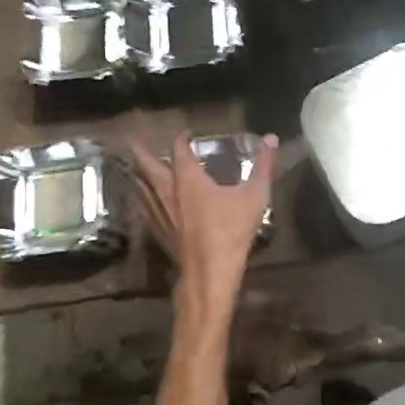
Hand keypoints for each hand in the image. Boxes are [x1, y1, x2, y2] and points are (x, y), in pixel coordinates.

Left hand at [125, 132, 277, 306]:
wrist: (209, 270)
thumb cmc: (232, 229)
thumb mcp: (255, 195)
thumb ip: (263, 165)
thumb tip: (271, 138)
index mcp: (188, 178)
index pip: (179, 150)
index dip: (182, 138)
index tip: (186, 134)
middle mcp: (167, 191)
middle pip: (146, 164)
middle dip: (140, 150)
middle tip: (133, 139)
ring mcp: (159, 212)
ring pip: (140, 185)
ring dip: (138, 172)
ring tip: (136, 166)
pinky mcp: (157, 230)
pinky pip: (143, 206)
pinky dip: (142, 196)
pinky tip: (145, 200)